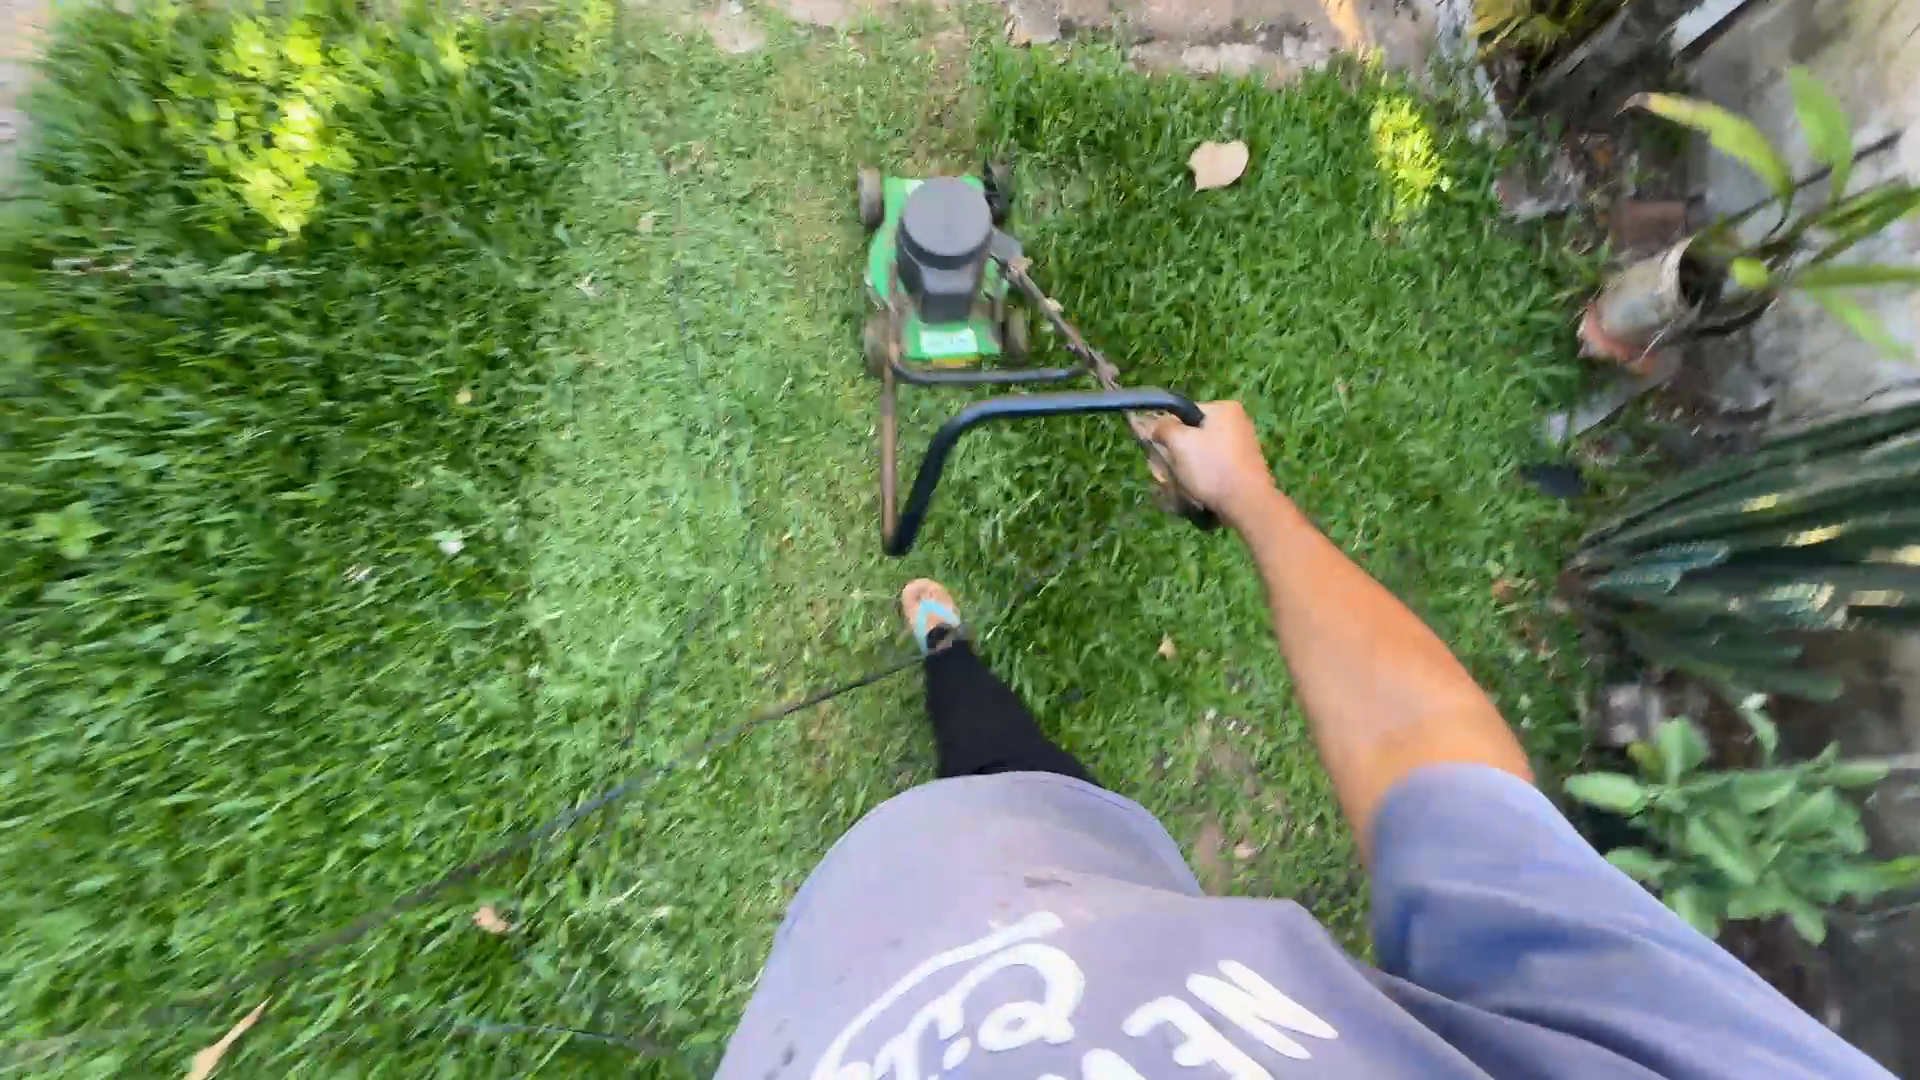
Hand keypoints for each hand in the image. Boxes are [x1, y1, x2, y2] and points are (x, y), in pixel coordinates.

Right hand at [1150, 401, 1282, 527]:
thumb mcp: (1180, 442)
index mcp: (1224, 409)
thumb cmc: (1212, 467)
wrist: (1246, 502)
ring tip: (1181, 485)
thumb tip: (1153, 424)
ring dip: (1182, 469)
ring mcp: (1239, 445)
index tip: (1161, 450)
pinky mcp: (1239, 466)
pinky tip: (1195, 491)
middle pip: (1189, 435)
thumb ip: (1162, 427)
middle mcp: (1234, 423)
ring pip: (1197, 454)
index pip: (1182, 413)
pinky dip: (1198, 477)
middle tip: (1167, 472)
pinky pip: (1209, 466)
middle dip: (1174, 455)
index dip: (1167, 432)